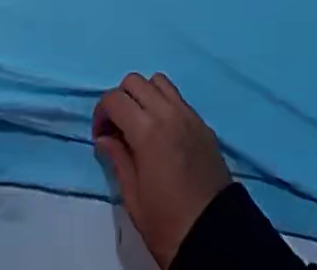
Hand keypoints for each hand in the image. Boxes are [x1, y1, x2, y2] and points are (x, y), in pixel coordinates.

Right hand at [92, 73, 232, 268]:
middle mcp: (169, 113)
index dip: (101, 113)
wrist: (215, 235)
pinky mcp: (203, 123)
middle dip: (121, 99)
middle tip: (118, 127)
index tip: (101, 135)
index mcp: (147, 130)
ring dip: (144, 94)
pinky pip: (178, 97)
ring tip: (141, 123)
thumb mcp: (133, 197)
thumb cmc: (167, 222)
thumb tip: (104, 138)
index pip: (115, 99)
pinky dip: (165, 102)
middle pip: (135, 81)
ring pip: (159, 81)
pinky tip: (163, 130)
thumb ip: (117, 159)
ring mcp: (189, 115)